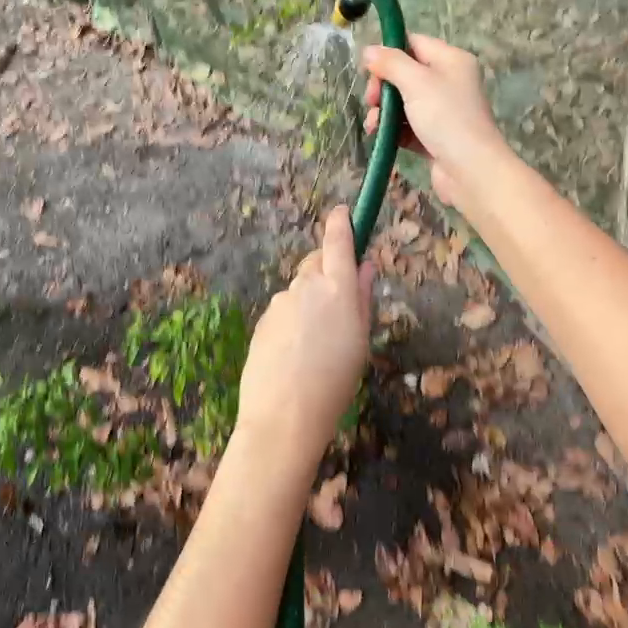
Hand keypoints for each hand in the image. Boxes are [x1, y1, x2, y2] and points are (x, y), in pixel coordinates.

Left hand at [238, 206, 373, 459]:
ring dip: (309, 304)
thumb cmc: (336, 382)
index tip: (343, 212)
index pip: (338, 240)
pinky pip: (283, 313)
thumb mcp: (361, 341)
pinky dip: (292, 323)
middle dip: (327, 272)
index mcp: (337, 288)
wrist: (284, 415)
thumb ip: (363, 298)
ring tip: (318, 345)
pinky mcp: (262, 322)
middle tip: (340, 304)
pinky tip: (296, 355)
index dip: (341, 222)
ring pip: (299, 292)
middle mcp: (305, 287)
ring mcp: (279, 304)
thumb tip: (365, 266)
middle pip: (316, 264)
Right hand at [362, 35, 515, 208]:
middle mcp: (448, 82)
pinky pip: (407, 126)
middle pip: (405, 74)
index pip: (414, 44)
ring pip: (403, 103)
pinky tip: (379, 136)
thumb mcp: (416, 82)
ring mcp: (442, 111)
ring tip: (373, 125)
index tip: (368, 70)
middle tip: (372, 101)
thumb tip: (369, 50)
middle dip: (383, 87)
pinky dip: (393, 129)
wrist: (470, 169)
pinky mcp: (434, 137)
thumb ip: (391, 63)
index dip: (389, 53)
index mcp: (451, 60)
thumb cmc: (446, 118)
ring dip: (383, 111)